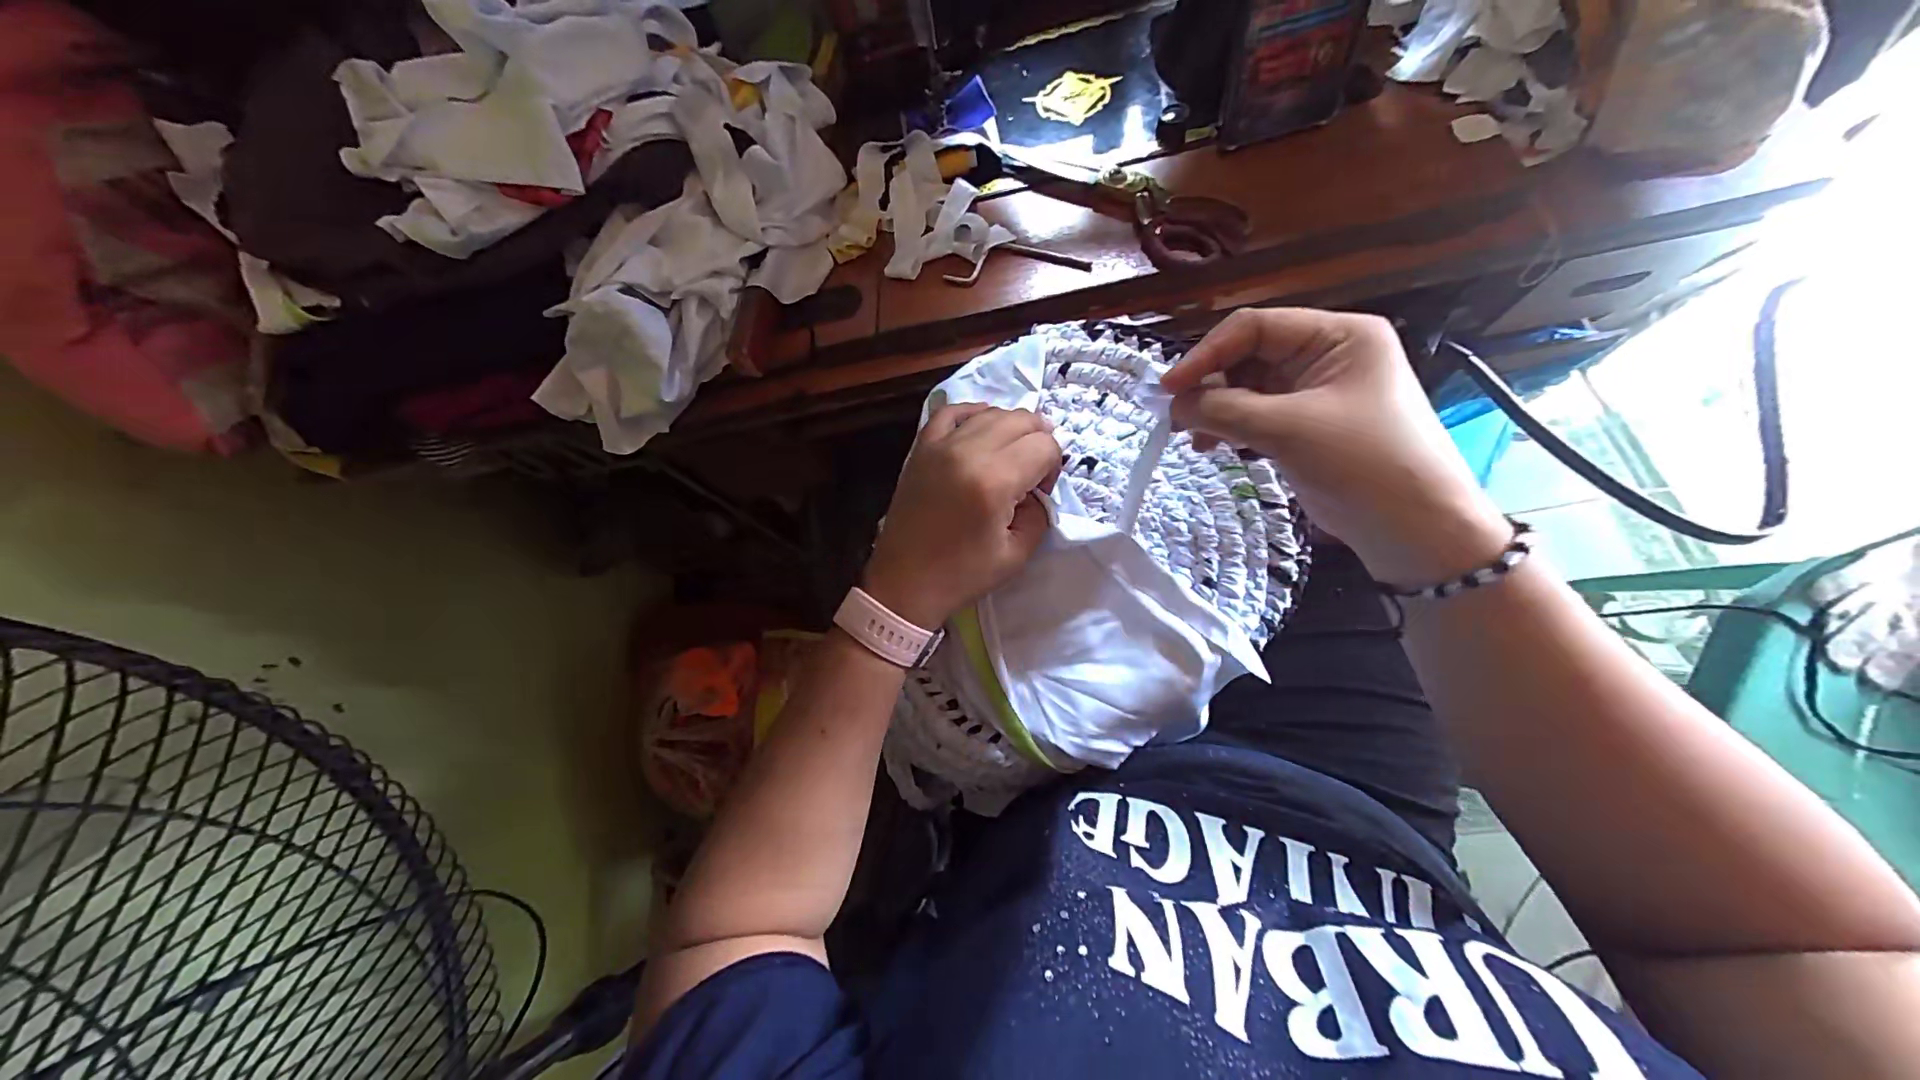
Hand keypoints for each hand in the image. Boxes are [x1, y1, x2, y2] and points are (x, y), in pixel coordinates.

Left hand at [862, 405, 1062, 627]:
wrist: (904, 583)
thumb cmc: (962, 574)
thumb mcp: (1017, 553)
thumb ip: (1039, 513)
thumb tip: (1037, 488)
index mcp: (994, 481)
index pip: (1043, 446)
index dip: (1053, 466)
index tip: (1041, 492)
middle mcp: (967, 453)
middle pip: (1021, 420)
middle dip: (1038, 441)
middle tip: (1034, 472)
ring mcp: (939, 446)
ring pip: (990, 413)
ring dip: (1011, 428)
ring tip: (1013, 454)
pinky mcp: (921, 449)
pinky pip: (951, 412)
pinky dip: (973, 413)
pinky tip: (984, 427)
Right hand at [1161, 308, 1510, 586]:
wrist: (1416, 531)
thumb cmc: (1363, 465)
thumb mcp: (1288, 430)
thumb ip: (1224, 409)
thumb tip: (1173, 404)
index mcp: (1339, 335)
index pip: (1255, 327)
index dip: (1206, 354)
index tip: (1169, 389)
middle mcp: (1328, 355)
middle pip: (1249, 357)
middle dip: (1210, 386)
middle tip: (1177, 420)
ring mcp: (1318, 393)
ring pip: (1248, 388)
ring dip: (1217, 410)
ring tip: (1196, 439)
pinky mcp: (1308, 426)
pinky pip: (1257, 416)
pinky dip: (1231, 428)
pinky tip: (1214, 446)